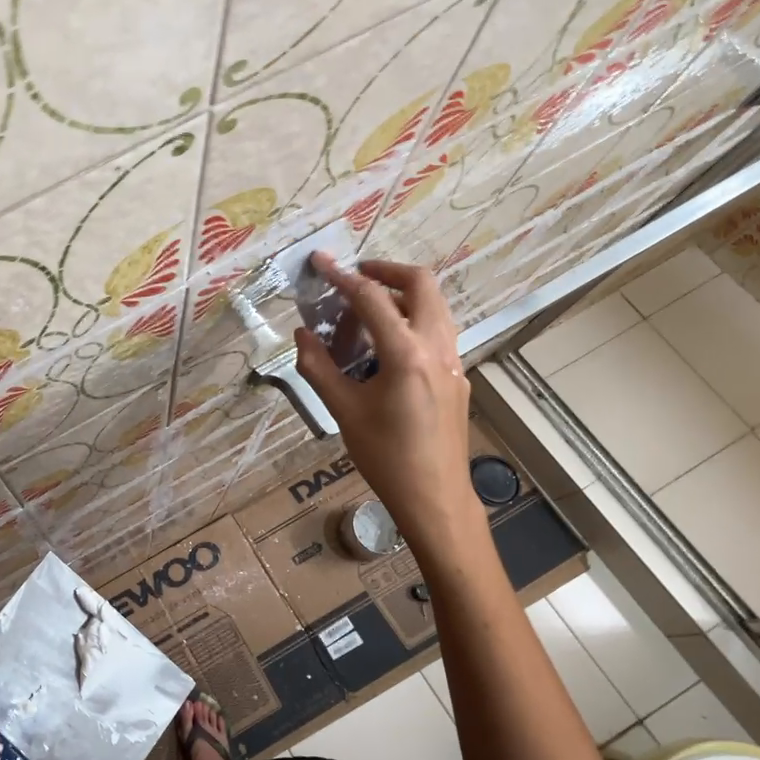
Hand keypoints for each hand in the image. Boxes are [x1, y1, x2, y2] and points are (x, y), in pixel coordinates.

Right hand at [293, 252, 484, 554]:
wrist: (435, 498)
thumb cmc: (385, 456)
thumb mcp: (343, 411)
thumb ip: (318, 367)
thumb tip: (302, 335)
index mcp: (406, 354)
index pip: (372, 298)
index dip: (343, 276)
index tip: (321, 262)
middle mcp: (437, 348)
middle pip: (421, 284)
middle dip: (386, 271)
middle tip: (354, 278)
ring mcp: (454, 362)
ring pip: (435, 306)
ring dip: (401, 296)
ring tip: (365, 312)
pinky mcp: (458, 377)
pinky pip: (437, 331)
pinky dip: (412, 320)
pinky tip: (385, 346)